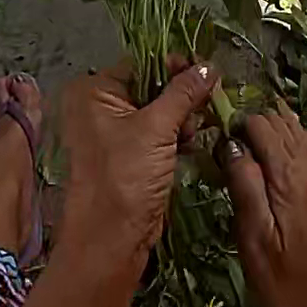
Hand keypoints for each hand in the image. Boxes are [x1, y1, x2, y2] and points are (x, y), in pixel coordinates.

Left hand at [58, 59, 217, 269]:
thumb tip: (210, 66)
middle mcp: (101, 105)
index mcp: (96, 90)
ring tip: (195, 132)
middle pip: (153, 84)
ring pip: (160, 109)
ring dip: (183, 117)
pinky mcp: (131, 154)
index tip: (210, 72)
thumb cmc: (125, 178)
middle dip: (183, 95)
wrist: (110, 244)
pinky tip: (191, 142)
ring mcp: (115, 131)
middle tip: (206, 105)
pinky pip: (159, 132)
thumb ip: (184, 92)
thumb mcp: (156, 128)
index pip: (144, 63)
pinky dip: (177, 135)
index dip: (177, 65)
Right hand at [222, 104, 306, 306]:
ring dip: (266, 124)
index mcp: (288, 175)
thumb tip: (228, 142)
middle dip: (248, 118)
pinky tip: (263, 149)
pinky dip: (281, 137)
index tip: (209, 138)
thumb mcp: (254, 239)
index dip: (232, 122)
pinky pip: (299, 147)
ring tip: (236, 134)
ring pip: (291, 130)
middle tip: (219, 137)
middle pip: (277, 120)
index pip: (259, 123)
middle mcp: (306, 167)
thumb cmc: (287, 286)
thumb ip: (243, 184)